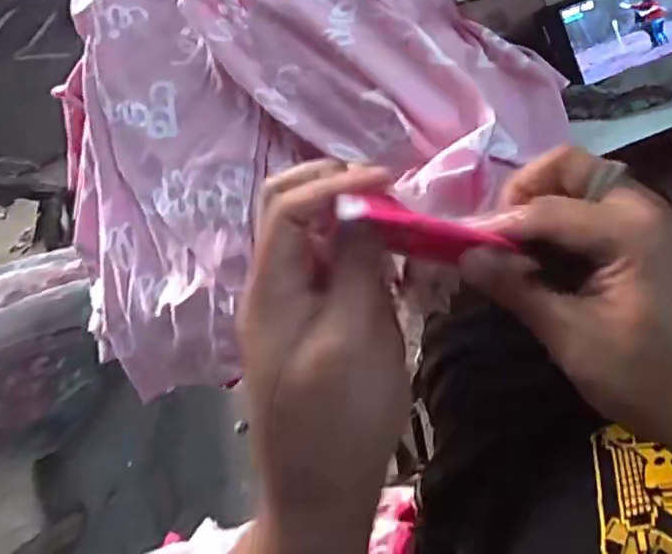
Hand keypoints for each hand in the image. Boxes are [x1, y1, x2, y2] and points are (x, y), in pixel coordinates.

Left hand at [239, 161, 406, 553]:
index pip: (289, 206)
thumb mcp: (354, 334)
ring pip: (316, 228)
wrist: (322, 492)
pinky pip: (335, 258)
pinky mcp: (319, 312)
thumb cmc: (340, 417)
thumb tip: (364, 205)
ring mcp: (296, 297)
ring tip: (399, 216)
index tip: (389, 179)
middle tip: (389, 191)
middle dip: (338, 185)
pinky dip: (364, 242)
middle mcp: (278, 283)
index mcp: (272, 288)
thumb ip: (356, 263)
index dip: (336, 181)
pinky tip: (395, 254)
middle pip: (290, 206)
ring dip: (354, 212)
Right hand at [459, 148, 671, 456]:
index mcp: (626, 226)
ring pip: (583, 179)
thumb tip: (468, 255)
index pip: (546, 207)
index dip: (497, 225)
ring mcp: (649, 213)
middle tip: (495, 235)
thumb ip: (521, 290)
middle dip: (525, 190)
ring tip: (513, 244)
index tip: (456, 245)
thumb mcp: (577, 340)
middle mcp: (640, 203)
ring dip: (544, 200)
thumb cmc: (652, 380)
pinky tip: (546, 252)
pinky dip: (566, 214)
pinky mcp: (650, 230)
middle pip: (569, 164)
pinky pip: (598, 202)